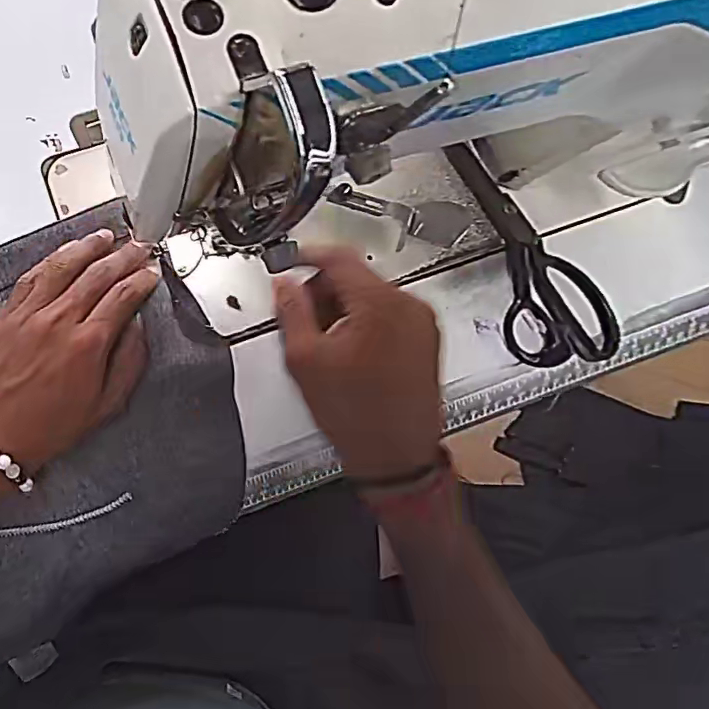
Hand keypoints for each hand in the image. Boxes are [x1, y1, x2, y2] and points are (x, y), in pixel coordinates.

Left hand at [0, 228, 159, 521]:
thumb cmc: (48, 426)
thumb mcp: (105, 405)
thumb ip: (128, 362)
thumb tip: (138, 329)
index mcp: (87, 345)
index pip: (122, 296)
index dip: (141, 279)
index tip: (150, 274)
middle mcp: (59, 322)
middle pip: (98, 274)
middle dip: (123, 256)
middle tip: (138, 248)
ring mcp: (31, 315)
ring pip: (64, 266)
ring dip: (88, 247)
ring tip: (105, 237)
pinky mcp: (9, 316)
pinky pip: (32, 276)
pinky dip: (52, 259)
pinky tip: (65, 253)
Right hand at [271, 246, 443, 484]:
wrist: (396, 454)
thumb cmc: (360, 416)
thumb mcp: (305, 359)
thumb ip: (291, 311)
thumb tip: (284, 285)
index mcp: (380, 305)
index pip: (339, 258)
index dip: (306, 255)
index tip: (290, 259)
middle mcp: (408, 307)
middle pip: (354, 276)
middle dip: (322, 292)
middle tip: (300, 316)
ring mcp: (421, 322)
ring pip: (369, 294)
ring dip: (341, 308)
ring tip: (324, 344)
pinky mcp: (425, 337)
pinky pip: (386, 313)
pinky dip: (361, 322)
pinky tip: (346, 352)